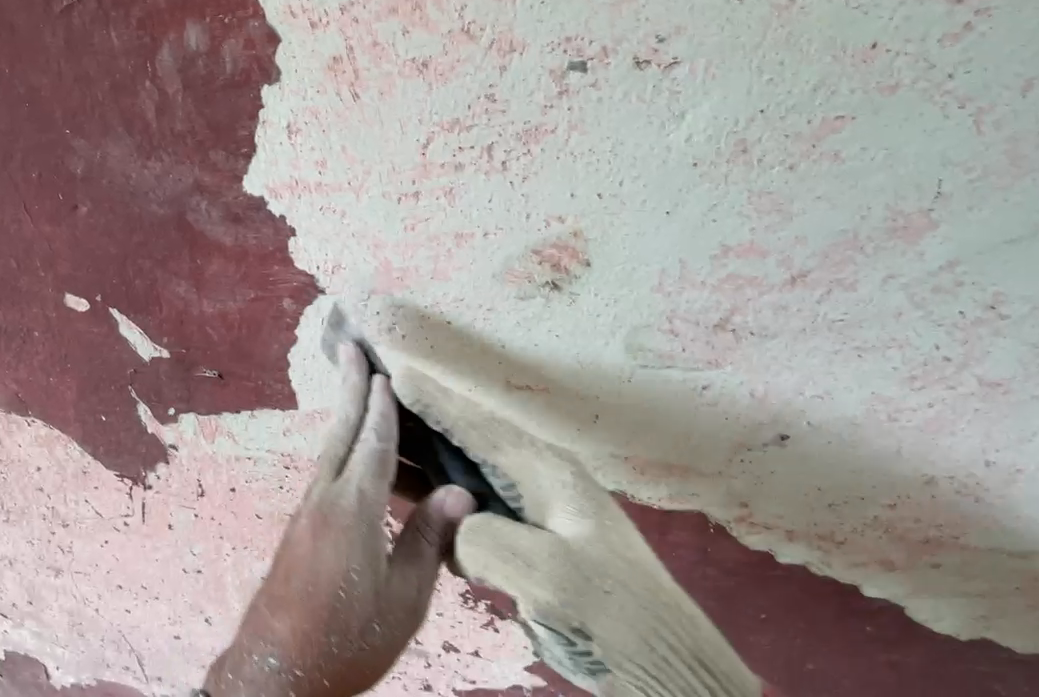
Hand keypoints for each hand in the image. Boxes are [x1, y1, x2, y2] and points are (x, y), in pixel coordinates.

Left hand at [205, 343, 475, 696]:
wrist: (280, 667)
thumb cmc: (350, 636)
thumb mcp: (405, 598)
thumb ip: (428, 540)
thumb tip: (458, 492)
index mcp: (353, 508)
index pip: (374, 444)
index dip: (383, 407)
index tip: (386, 370)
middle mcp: (324, 496)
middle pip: (342, 431)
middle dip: (350, 388)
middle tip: (352, 348)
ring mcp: (307, 509)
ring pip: (330, 448)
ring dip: (343, 413)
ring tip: (355, 386)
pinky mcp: (300, 525)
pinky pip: (325, 470)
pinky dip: (340, 444)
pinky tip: (350, 450)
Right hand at [390, 359, 762, 696]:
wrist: (667, 666)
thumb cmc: (611, 613)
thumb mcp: (545, 576)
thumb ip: (484, 540)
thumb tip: (449, 529)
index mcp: (542, 471)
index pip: (473, 424)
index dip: (430, 400)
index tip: (389, 373)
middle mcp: (535, 477)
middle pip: (464, 435)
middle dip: (418, 414)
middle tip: (371, 392)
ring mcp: (532, 506)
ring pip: (463, 467)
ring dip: (421, 451)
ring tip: (374, 435)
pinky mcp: (527, 536)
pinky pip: (468, 500)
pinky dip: (434, 488)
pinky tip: (404, 490)